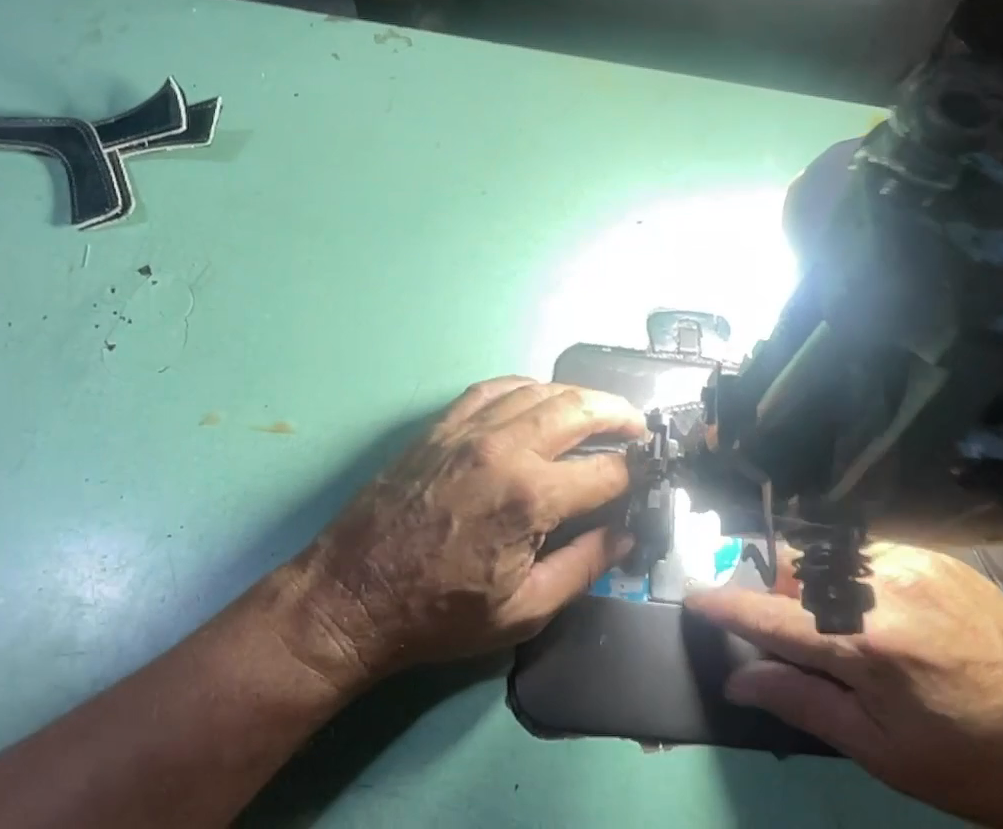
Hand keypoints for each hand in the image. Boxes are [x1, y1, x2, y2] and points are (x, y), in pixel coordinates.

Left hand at [280, 377, 647, 691]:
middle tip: (641, 428)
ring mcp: (470, 430)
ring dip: (580, 396)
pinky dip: (528, 387)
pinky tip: (541, 399)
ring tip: (601, 411)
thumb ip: (583, 567)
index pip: (608, 472)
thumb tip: (625, 536)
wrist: (351, 598)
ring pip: (541, 390)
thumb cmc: (440, 614)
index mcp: (531, 497)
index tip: (651, 478)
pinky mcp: (442, 426)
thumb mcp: (524, 611)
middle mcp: (506, 448)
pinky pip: (495, 388)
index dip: (637, 475)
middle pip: (581, 410)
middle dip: (621, 415)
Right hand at [686, 544, 1002, 828]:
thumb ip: (800, 704)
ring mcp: (919, 564)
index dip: (726, 605)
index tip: (693, 595)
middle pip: (799, 567)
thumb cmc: (971, 764)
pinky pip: (875, 552)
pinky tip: (880, 611)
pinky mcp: (944, 558)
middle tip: (781, 626)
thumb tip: (737, 680)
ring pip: (835, 554)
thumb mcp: (880, 753)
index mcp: (867, 645)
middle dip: (776, 589)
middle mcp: (886, 588)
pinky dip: (857, 575)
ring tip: (837, 625)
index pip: (772, 616)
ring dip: (817, 581)